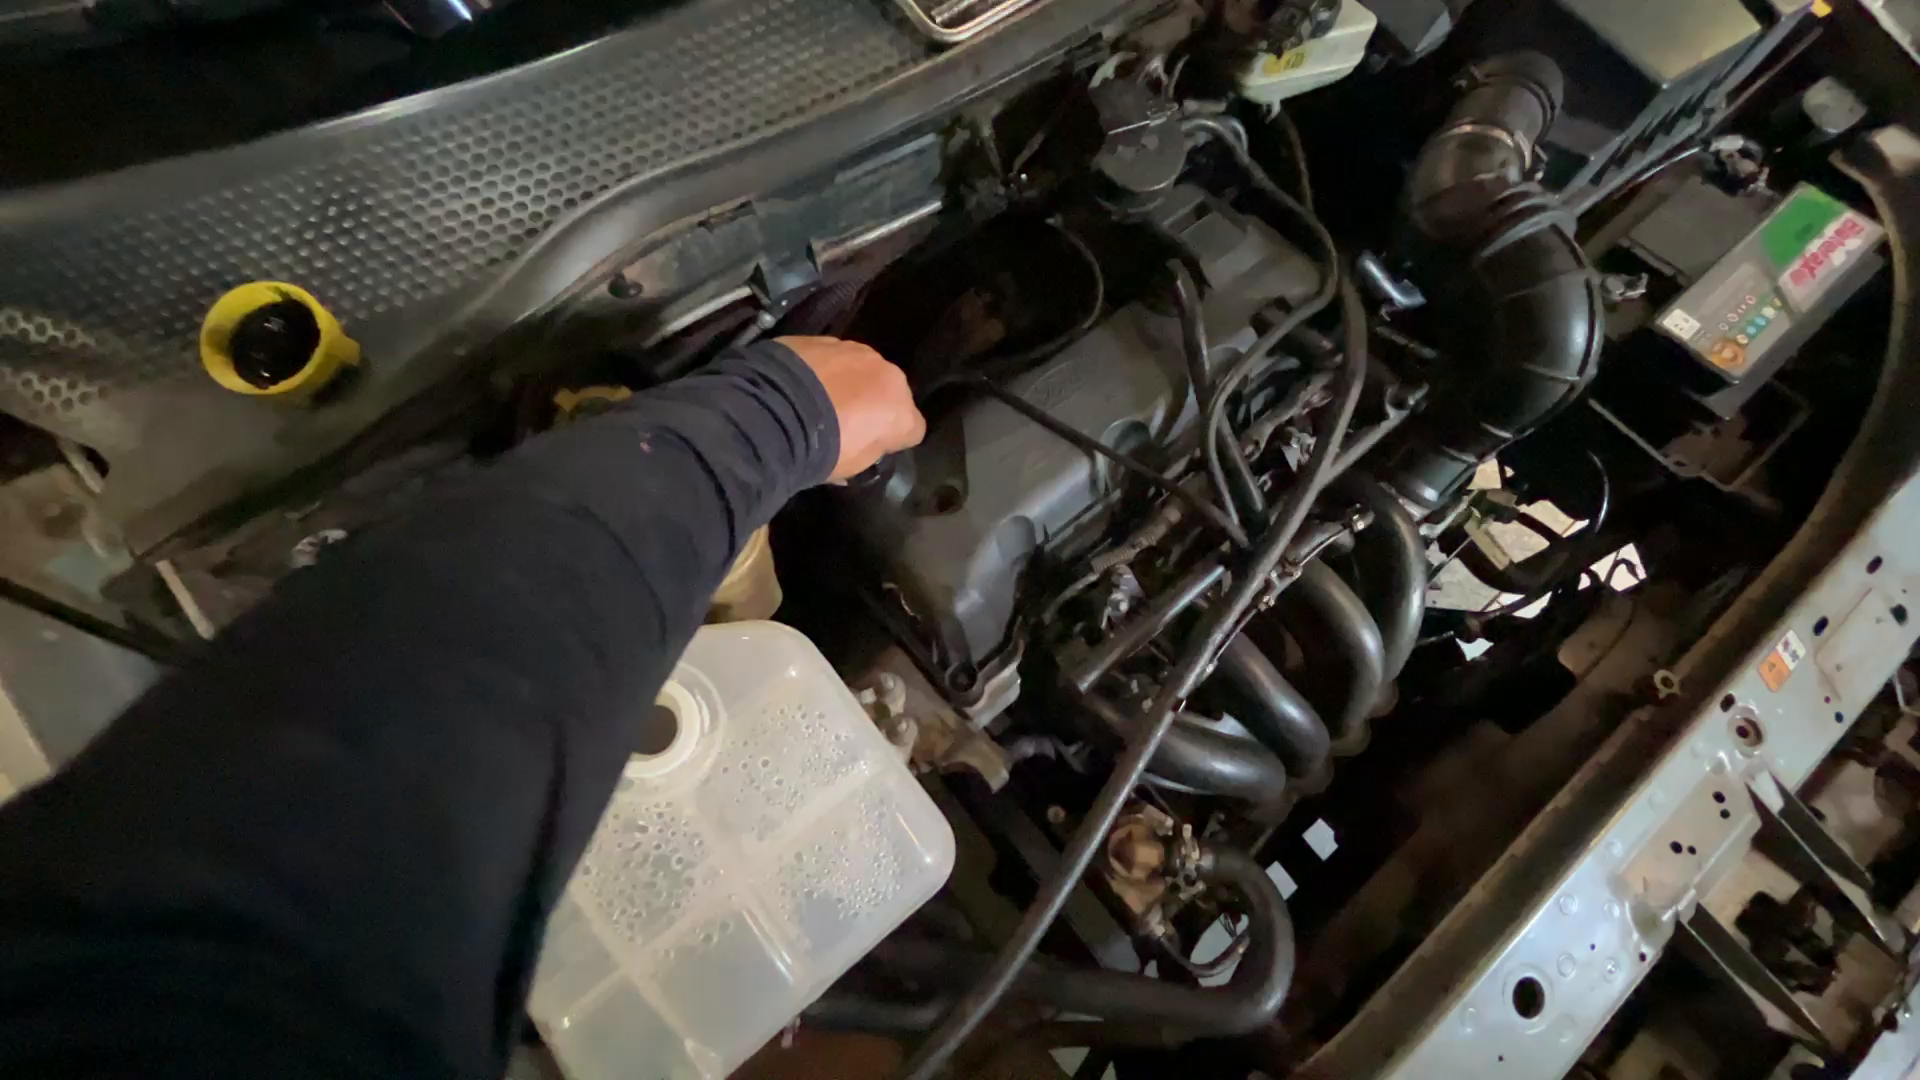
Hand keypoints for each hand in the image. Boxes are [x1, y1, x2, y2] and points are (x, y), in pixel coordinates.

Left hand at [777, 336, 925, 480]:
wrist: (773, 413)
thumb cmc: (823, 450)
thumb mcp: (855, 466)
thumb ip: (870, 448)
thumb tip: (864, 443)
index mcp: (901, 410)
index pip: (912, 428)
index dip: (894, 439)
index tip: (875, 446)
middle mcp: (887, 374)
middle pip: (889, 391)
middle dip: (874, 404)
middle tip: (845, 422)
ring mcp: (854, 350)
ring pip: (861, 369)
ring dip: (849, 383)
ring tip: (819, 401)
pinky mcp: (822, 338)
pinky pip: (830, 358)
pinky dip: (822, 369)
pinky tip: (801, 385)